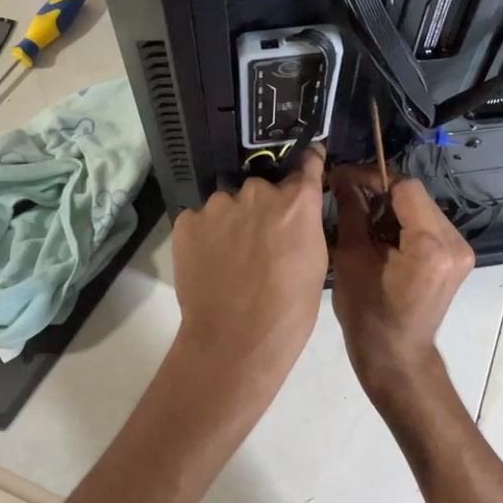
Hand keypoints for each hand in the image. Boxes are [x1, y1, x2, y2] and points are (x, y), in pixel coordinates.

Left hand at [170, 146, 328, 396]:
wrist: (235, 342)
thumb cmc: (289, 311)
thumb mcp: (316, 263)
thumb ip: (305, 226)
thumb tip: (297, 214)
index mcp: (296, 202)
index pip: (306, 163)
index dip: (307, 163)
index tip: (307, 160)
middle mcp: (257, 193)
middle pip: (261, 189)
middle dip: (263, 208)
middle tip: (261, 242)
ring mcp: (218, 206)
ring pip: (228, 205)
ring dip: (232, 222)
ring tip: (231, 259)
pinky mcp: (187, 222)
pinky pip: (200, 221)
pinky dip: (205, 236)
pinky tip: (210, 263)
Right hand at [328, 165, 474, 399]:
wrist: (397, 358)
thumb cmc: (367, 316)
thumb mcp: (352, 258)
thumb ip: (351, 210)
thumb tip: (341, 174)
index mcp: (431, 247)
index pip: (406, 187)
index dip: (372, 177)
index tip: (343, 178)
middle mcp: (454, 243)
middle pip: (416, 195)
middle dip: (380, 191)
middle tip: (346, 195)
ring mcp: (461, 250)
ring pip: (422, 207)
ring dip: (391, 206)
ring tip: (362, 217)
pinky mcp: (458, 257)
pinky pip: (429, 223)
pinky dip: (404, 221)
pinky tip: (382, 235)